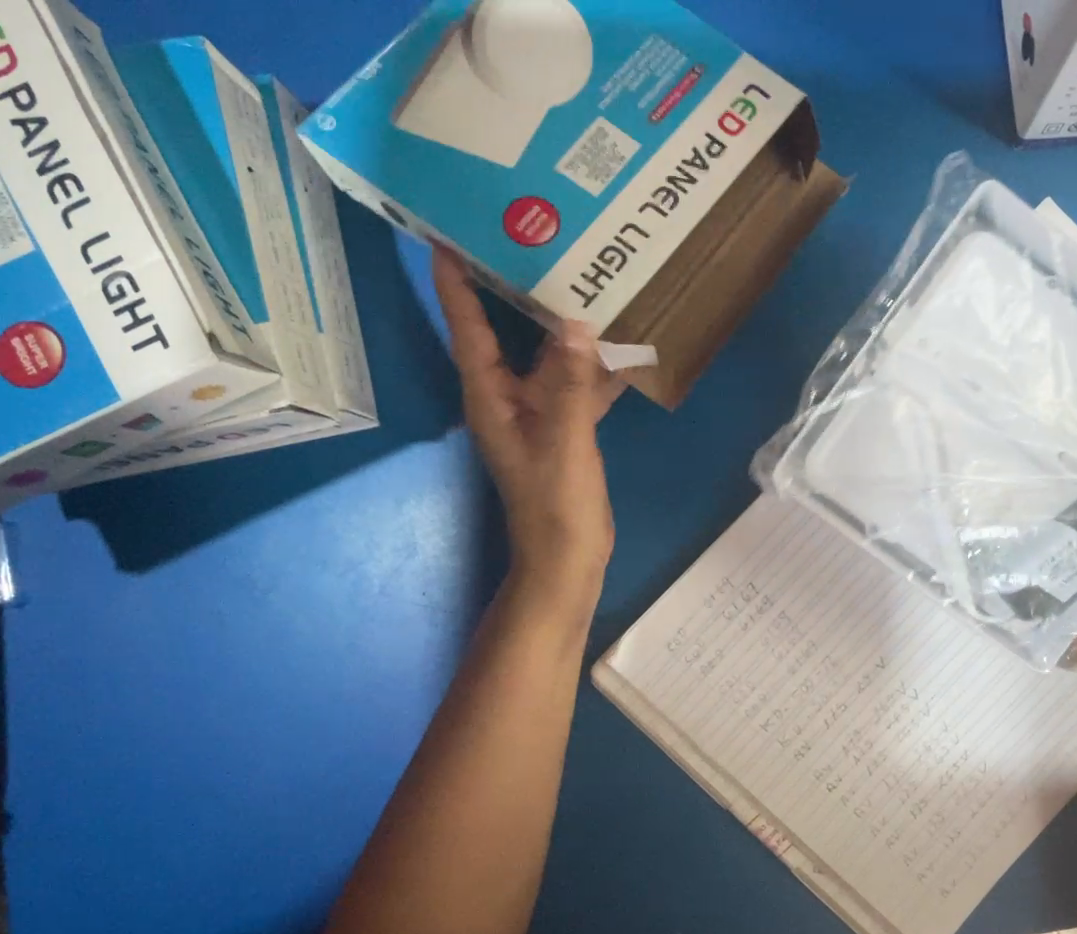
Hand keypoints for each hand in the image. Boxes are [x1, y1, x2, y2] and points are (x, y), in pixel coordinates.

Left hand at [432, 248, 625, 605]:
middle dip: (516, 289)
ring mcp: (539, 413)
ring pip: (549, 357)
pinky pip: (578, 385)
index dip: (456, 282)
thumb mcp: (566, 442)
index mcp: (491, 396)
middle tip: (536, 238)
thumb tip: (578, 324)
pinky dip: (596, 367)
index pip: (467, 327)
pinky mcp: (566, 428)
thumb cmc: (555, 504)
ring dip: (565, 326)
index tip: (451, 233)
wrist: (568, 558)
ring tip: (588, 278)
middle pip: (507, 331)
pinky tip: (625, 345)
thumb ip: (573, 386)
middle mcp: (509, 396)